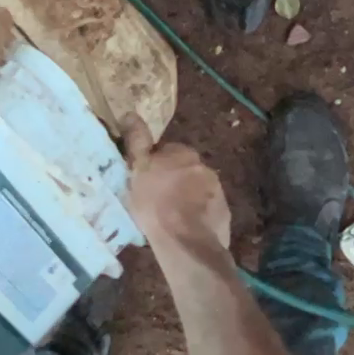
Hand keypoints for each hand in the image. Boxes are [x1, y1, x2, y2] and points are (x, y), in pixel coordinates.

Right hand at [122, 117, 229, 253]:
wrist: (186, 241)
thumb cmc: (156, 203)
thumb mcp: (138, 170)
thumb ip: (137, 141)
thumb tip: (130, 113)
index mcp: (183, 153)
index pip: (166, 152)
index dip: (155, 166)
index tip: (147, 181)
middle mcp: (203, 166)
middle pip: (183, 170)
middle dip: (173, 181)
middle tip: (156, 200)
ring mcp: (217, 190)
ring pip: (196, 190)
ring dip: (186, 198)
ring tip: (170, 218)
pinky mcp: (223, 212)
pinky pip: (206, 210)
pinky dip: (198, 216)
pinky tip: (185, 229)